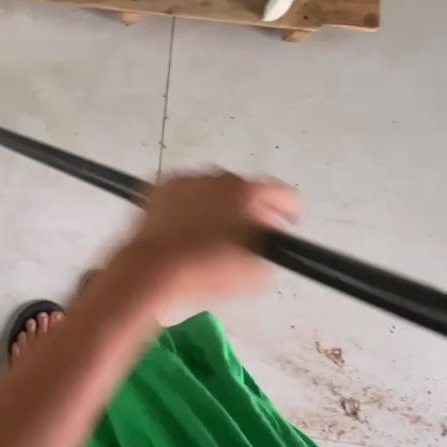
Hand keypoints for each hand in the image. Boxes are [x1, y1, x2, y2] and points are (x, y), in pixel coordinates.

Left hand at [101, 170, 298, 307]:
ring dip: (219, 204)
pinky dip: (191, 204)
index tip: (290, 221)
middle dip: (250, 207)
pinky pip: (185, 193)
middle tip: (249, 230)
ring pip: (212, 189)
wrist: (156, 266)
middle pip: (244, 189)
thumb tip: (268, 240)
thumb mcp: (254, 268)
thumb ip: (270, 247)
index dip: (290, 209)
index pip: (282, 193)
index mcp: (246, 191)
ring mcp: (187, 179)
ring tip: (214, 230)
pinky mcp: (161, 187)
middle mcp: (218, 177)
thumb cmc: (208, 269)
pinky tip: (188, 225)